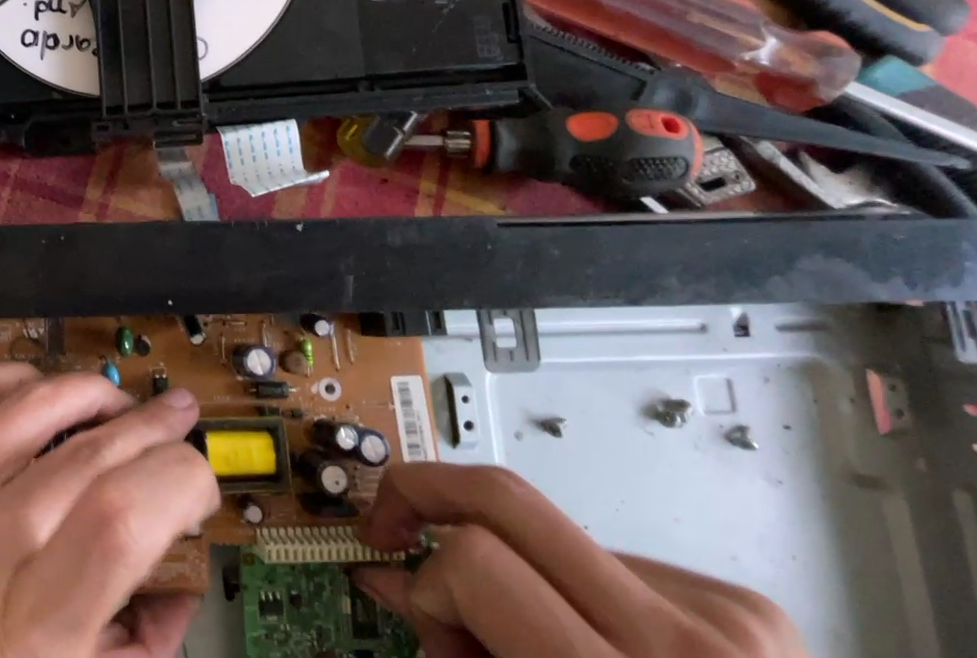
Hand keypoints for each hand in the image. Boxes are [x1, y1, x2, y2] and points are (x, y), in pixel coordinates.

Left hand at [0, 363, 219, 657]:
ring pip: (29, 405)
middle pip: (88, 453)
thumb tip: (171, 593)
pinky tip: (37, 390)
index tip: (192, 490)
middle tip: (179, 422)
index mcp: (16, 637)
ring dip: (90, 394)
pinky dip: (11, 380)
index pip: (123, 516)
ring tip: (121, 403)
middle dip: (151, 430)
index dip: (180, 484)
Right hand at [351, 463, 808, 657]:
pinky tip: (595, 651)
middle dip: (428, 494)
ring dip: (512, 572)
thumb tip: (388, 579)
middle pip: (508, 499)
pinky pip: (611, 560)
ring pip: (551, 533)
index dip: (427, 582)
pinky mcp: (747, 607)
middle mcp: (682, 646)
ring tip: (530, 644)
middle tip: (393, 525)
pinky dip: (575, 594)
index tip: (417, 613)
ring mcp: (725, 618)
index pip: (477, 562)